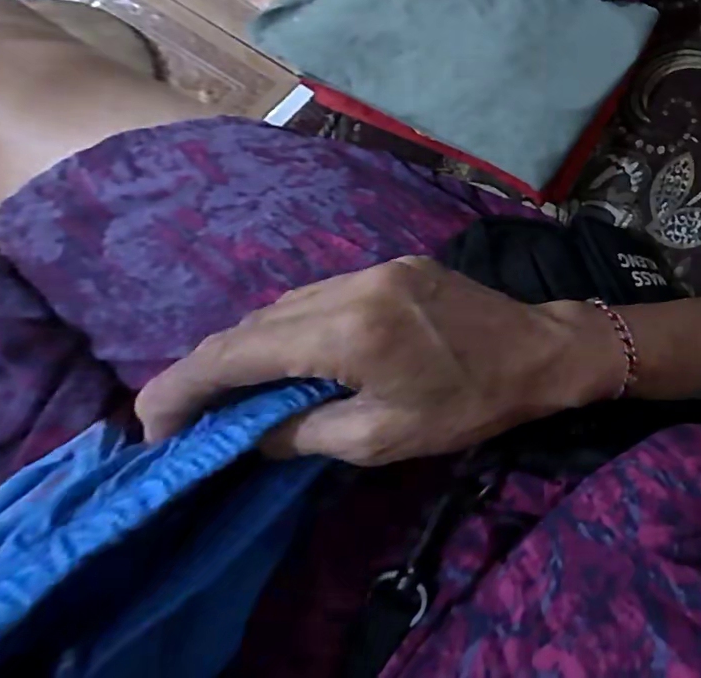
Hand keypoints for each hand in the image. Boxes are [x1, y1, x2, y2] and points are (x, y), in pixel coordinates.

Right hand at [134, 256, 621, 464]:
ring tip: (245, 387)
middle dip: (214, 367)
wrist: (545, 350)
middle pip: (257, 322)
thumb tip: (245, 429)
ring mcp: (386, 267)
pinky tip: (302, 350)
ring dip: (258, 341)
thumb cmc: (471, 401)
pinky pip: (331, 290)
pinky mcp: (406, 265)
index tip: (155, 428)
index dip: (178, 391)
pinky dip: (302, 321)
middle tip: (195, 414)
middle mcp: (360, 283)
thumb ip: (297, 430)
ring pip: (292, 301)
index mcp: (350, 328)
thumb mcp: (379, 436)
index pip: (233, 353)